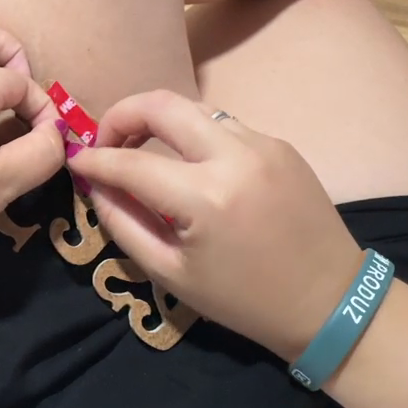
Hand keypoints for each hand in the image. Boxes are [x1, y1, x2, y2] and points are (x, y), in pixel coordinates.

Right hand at [66, 90, 364, 358]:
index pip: (130, 161)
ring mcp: (262, 143)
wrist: (333, 304)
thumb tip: (95, 184)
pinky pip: (222, 125)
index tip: (74, 160)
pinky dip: (193, 135)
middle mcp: (234, 157)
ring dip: (158, 120)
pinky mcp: (280, 144)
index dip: (94, 159)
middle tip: (107, 141)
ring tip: (142, 148)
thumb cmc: (244, 300)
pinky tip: (190, 164)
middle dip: (122, 114)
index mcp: (205, 198)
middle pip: (161, 103)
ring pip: (192, 107)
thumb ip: (124, 223)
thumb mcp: (171, 274)